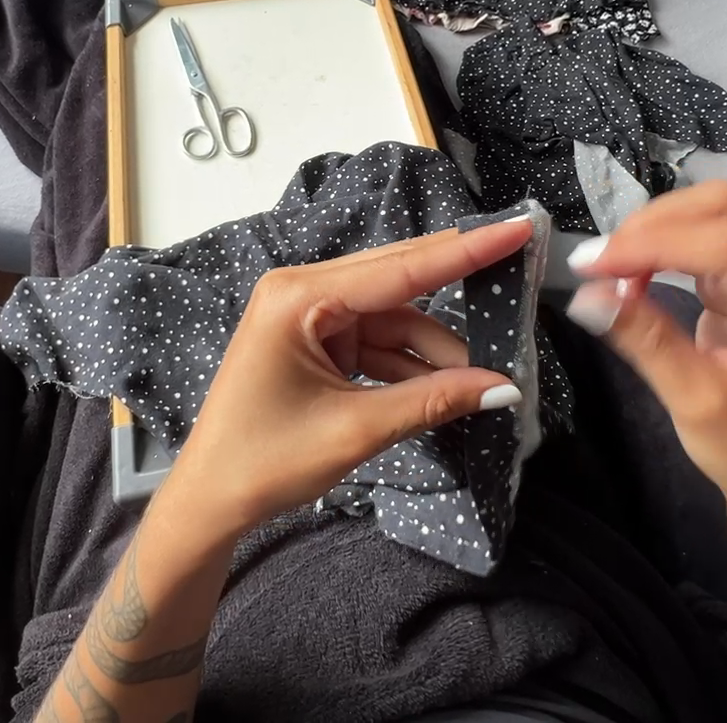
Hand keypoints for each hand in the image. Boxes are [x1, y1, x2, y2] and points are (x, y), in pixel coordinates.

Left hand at [164, 218, 533, 540]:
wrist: (210, 499)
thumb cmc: (266, 460)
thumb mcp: (355, 429)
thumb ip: (432, 400)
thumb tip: (505, 388)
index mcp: (300, 296)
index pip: (400, 268)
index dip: (464, 250)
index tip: (516, 226)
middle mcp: (303, 291)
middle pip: (397, 280)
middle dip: (456, 286)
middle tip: (515, 272)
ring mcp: (308, 315)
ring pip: (392, 317)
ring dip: (434, 349)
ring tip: (481, 381)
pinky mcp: (315, 339)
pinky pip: (375, 341)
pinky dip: (408, 364)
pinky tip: (446, 387)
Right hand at [564, 180, 726, 528]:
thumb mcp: (693, 403)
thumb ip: (645, 341)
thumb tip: (586, 295)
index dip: (655, 243)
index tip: (593, 264)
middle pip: (726, 210)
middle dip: (653, 225)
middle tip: (600, 263)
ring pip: (715, 211)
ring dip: (654, 227)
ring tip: (613, 267)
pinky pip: (705, 232)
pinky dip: (661, 240)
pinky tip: (635, 270)